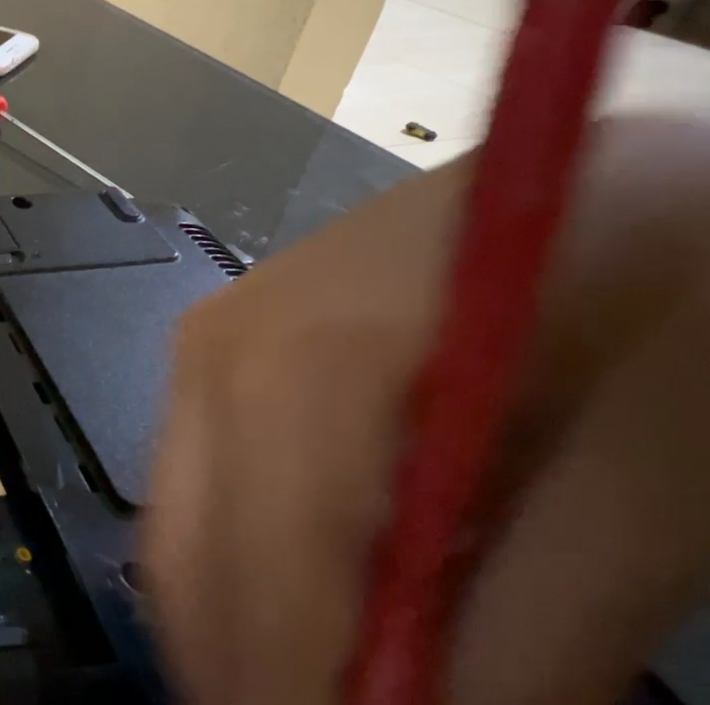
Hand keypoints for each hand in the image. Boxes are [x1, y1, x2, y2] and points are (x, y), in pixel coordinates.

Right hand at [146, 116, 709, 704]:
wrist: (596, 178)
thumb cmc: (650, 287)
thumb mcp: (652, 469)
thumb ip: (546, 619)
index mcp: (291, 364)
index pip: (269, 581)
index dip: (307, 698)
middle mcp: (210, 354)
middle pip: (190, 562)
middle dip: (257, 679)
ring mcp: (201, 352)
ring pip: (178, 536)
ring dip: (251, 637)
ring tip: (346, 689)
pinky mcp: (217, 361)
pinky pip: (198, 497)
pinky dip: (248, 578)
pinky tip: (325, 615)